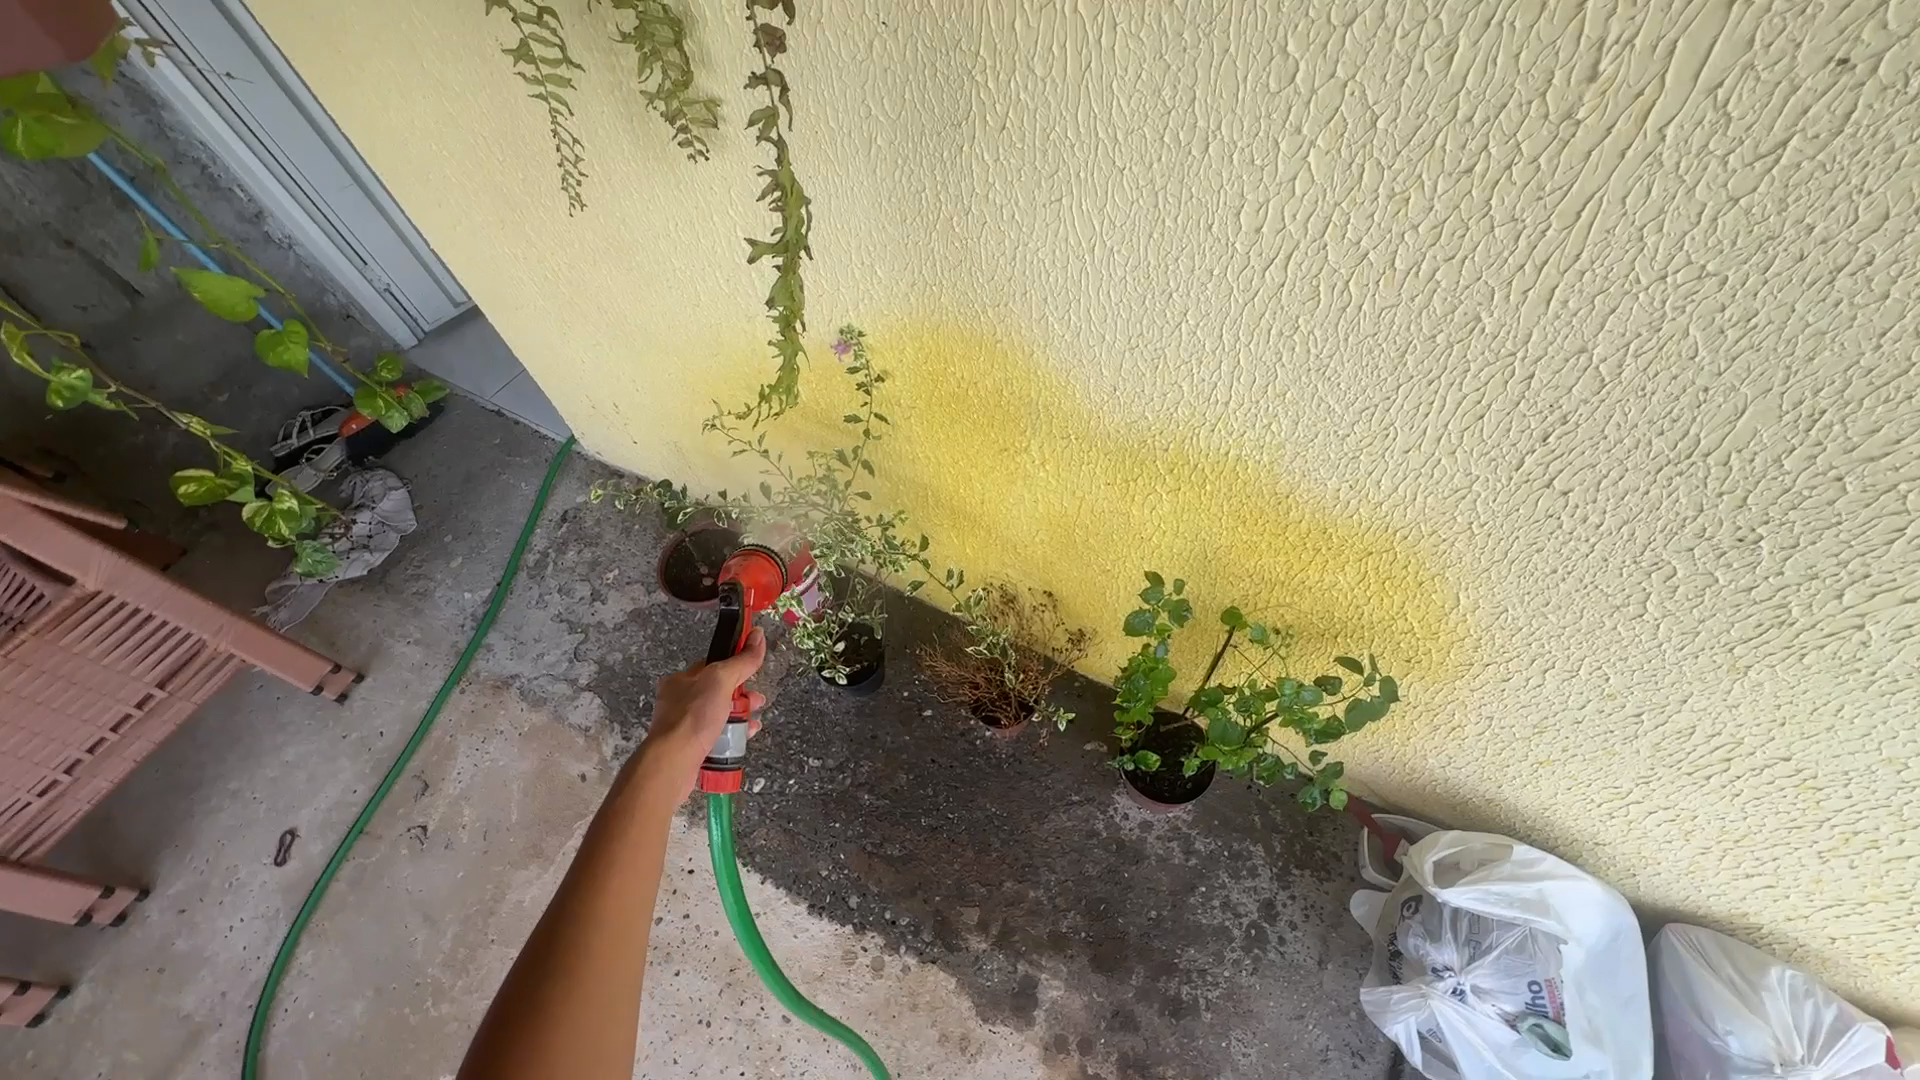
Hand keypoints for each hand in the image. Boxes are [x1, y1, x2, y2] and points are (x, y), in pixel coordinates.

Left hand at [634, 628, 767, 804]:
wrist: (673, 763)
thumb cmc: (693, 717)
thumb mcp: (721, 680)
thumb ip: (742, 660)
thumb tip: (758, 634)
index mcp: (681, 680)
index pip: (713, 667)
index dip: (736, 667)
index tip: (754, 673)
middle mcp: (679, 701)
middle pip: (719, 692)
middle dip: (742, 696)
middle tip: (756, 702)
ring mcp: (683, 726)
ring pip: (719, 715)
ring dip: (740, 716)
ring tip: (752, 723)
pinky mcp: (690, 747)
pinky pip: (717, 735)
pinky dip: (732, 735)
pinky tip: (744, 737)